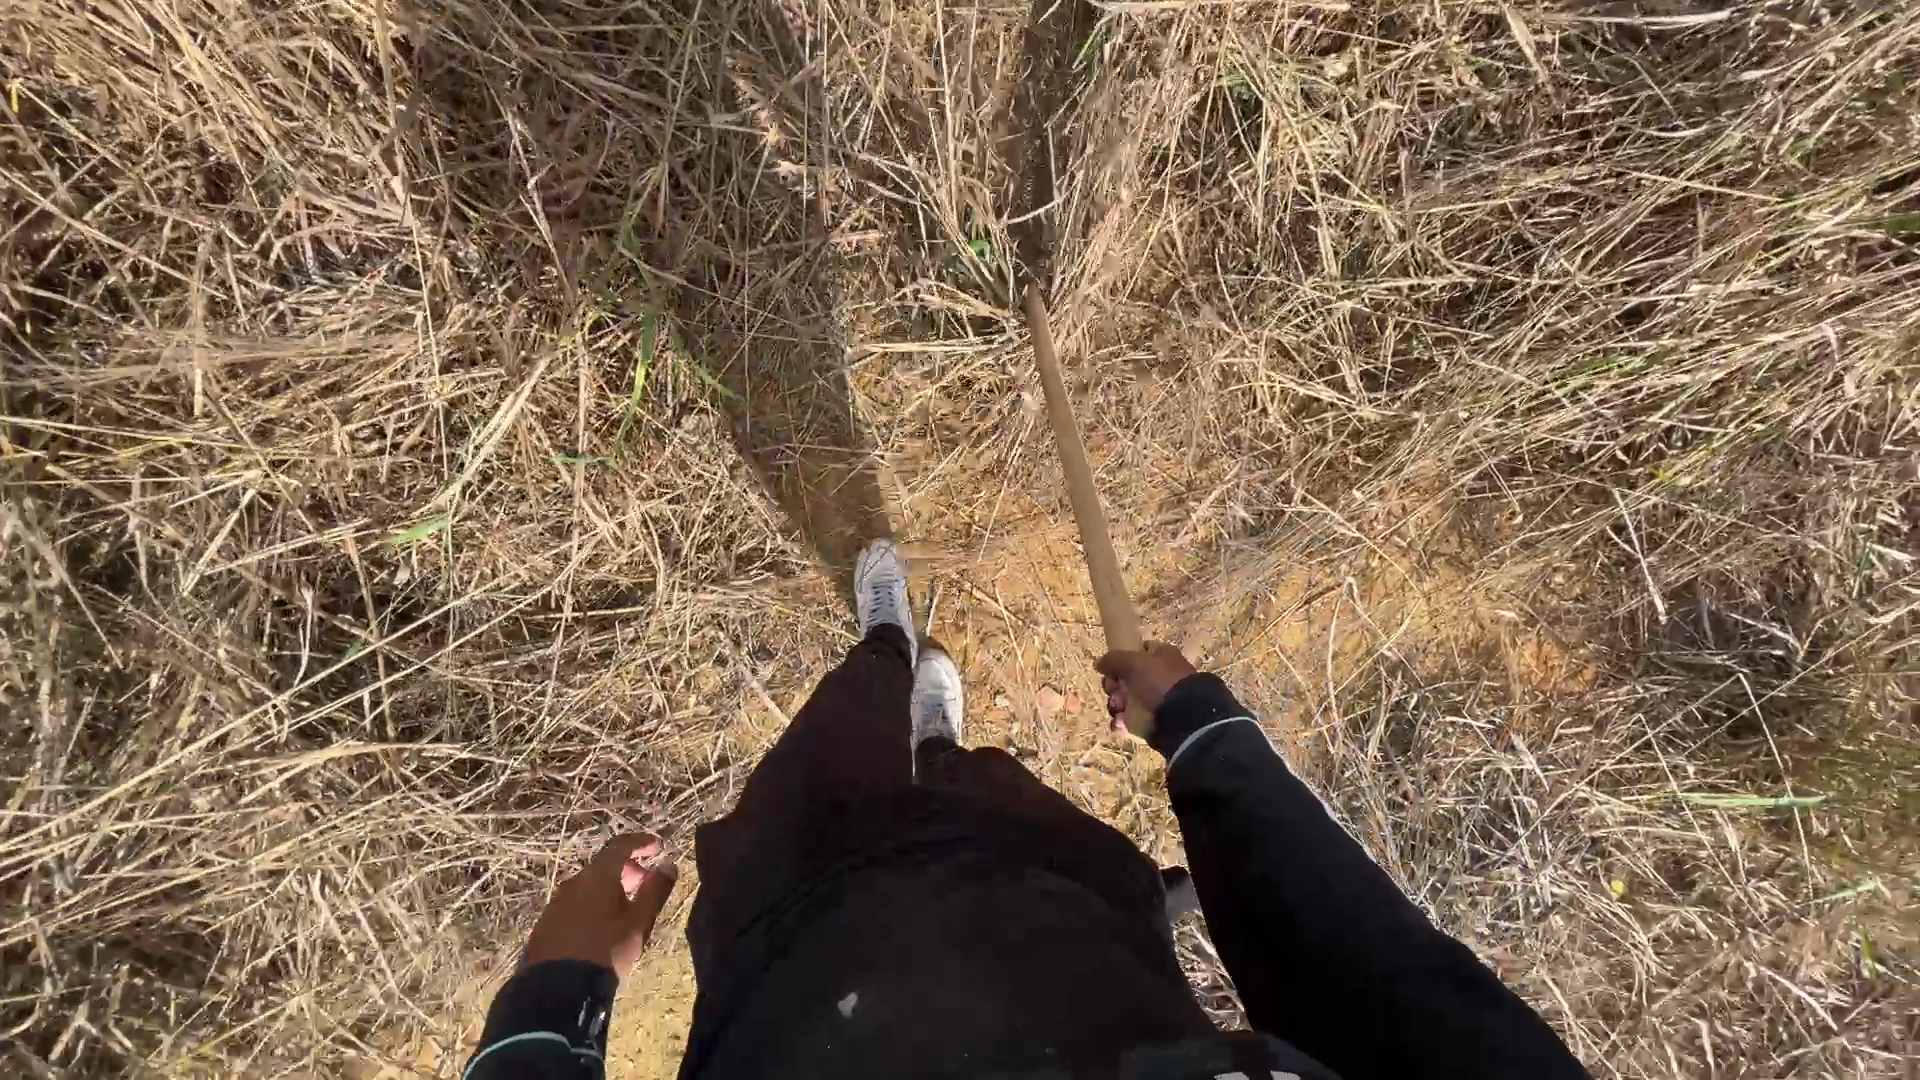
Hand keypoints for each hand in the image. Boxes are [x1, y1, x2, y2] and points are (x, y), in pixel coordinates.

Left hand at [523, 833, 677, 977]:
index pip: (621, 845)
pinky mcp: (545, 925)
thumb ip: (655, 890)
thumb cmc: (606, 951)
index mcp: (598, 876)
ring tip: (624, 910)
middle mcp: (574, 883)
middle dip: (628, 870)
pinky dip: (592, 905)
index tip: (658, 847)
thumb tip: (668, 865)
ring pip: (588, 886)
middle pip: (604, 866)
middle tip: (645, 884)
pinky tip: (600, 927)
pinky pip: (574, 904)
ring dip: (609, 889)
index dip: (641, 842)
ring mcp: (556, 904)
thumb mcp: (638, 922)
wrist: (555, 992)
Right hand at [1096, 641, 1196, 737]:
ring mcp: (1158, 701)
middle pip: (1126, 679)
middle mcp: (1160, 677)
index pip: (1136, 653)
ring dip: (1116, 706)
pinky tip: (1121, 725)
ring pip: (1125, 701)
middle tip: (1115, 692)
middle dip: (1114, 687)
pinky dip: (1122, 723)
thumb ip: (1113, 660)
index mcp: (1161, 656)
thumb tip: (1099, 664)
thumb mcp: (1133, 662)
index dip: (1121, 660)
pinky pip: (1131, 721)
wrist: (1184, 717)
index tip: (1111, 669)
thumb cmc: (1160, 682)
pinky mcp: (1155, 722)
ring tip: (1119, 711)